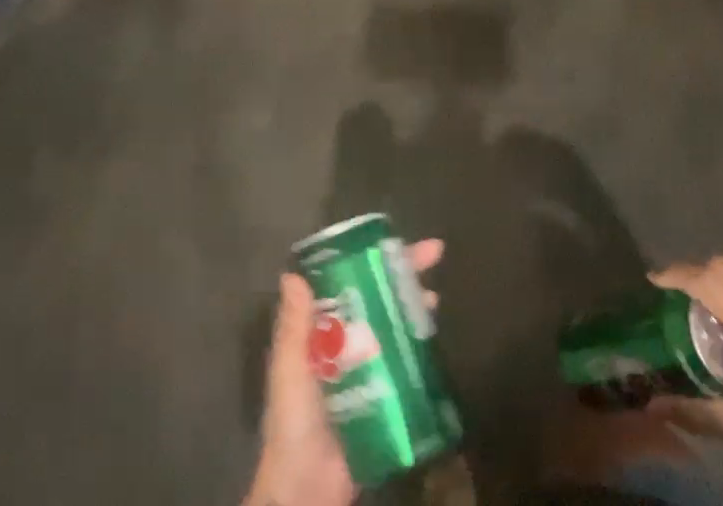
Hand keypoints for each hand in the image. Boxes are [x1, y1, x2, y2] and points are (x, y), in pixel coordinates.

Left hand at [244, 238, 443, 505]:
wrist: (308, 486)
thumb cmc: (294, 422)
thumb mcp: (289, 371)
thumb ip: (293, 328)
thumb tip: (293, 274)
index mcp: (314, 335)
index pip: (344, 285)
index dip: (367, 261)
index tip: (392, 241)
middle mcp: (340, 346)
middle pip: (374, 300)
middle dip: (401, 277)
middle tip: (433, 257)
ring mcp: (364, 370)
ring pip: (392, 327)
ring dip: (412, 309)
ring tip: (433, 298)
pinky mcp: (383, 395)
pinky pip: (403, 363)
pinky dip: (418, 347)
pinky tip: (433, 339)